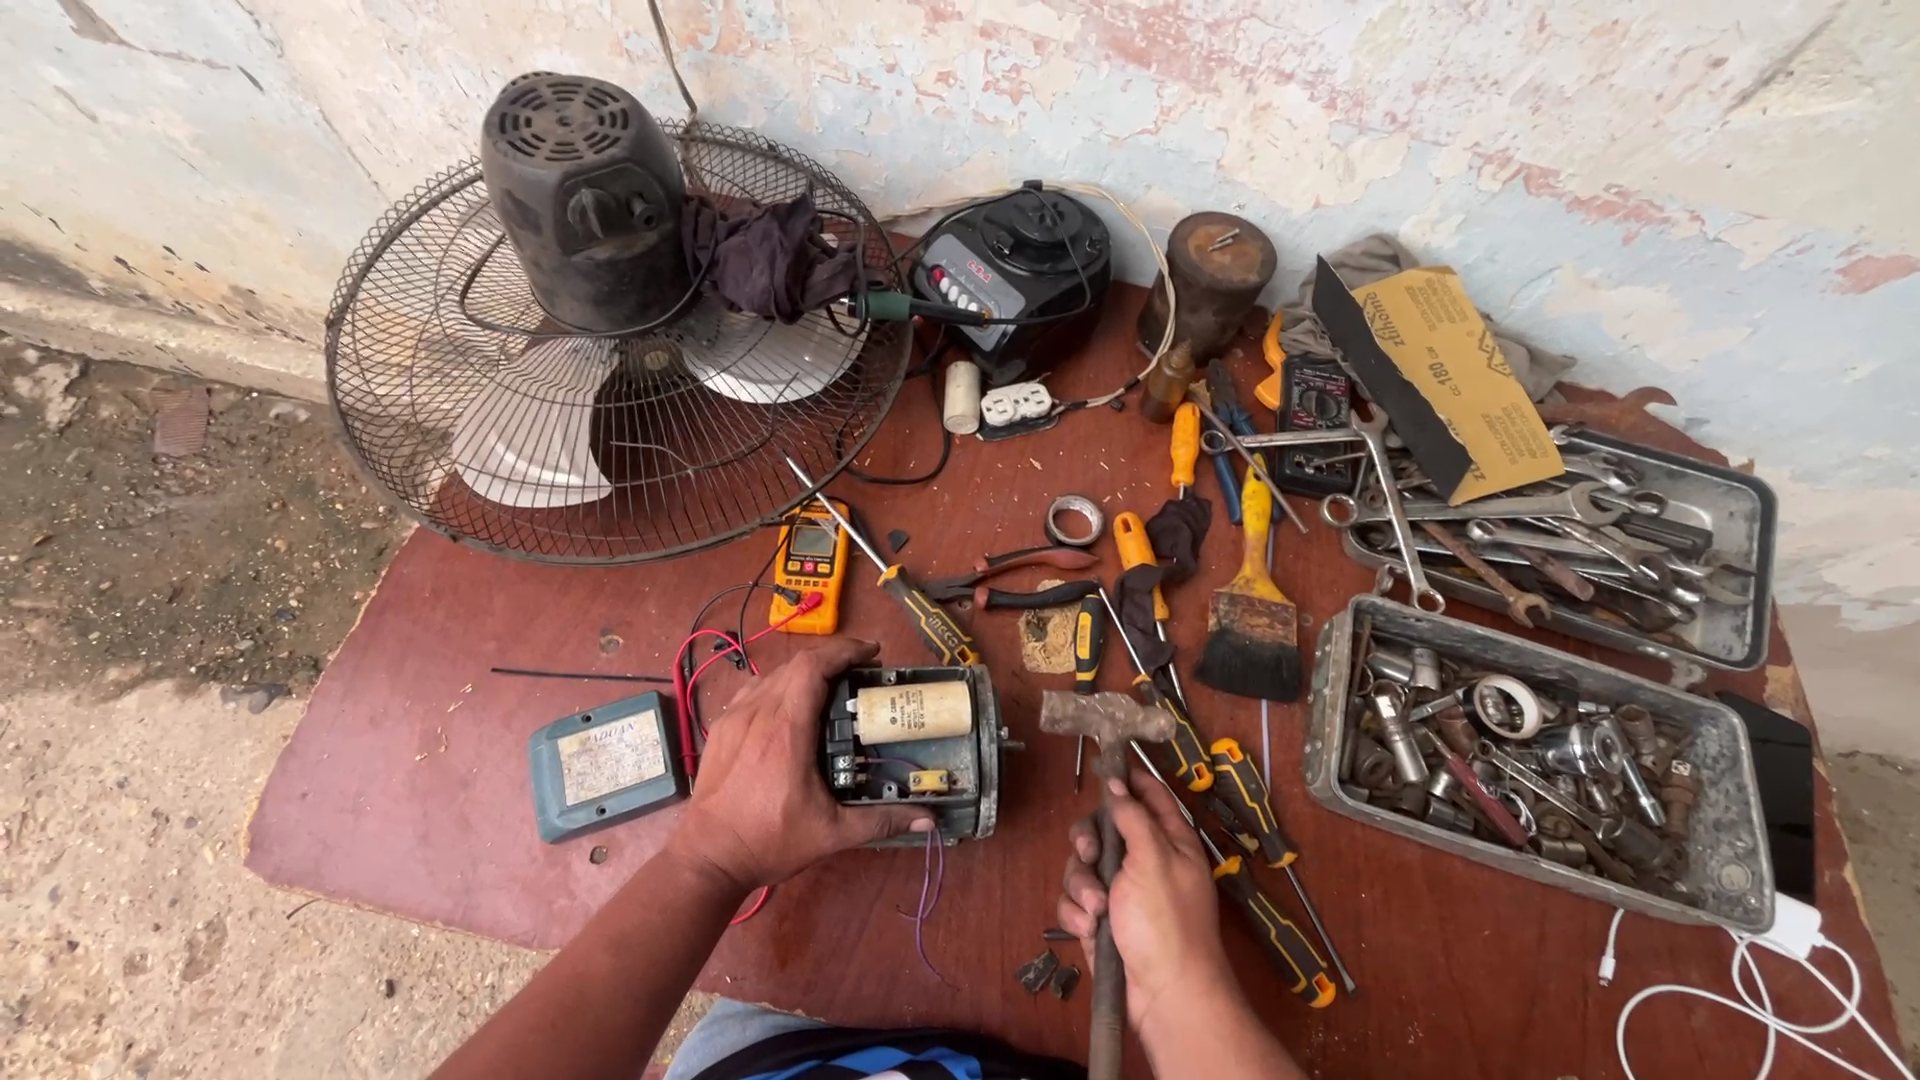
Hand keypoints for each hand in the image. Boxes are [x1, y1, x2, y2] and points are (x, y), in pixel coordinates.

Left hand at [667, 638, 932, 890]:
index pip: (814, 666)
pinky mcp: (721, 728)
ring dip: (805, 671)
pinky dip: (779, 685)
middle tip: (861, 672)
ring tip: (830, 685)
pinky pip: (754, 690)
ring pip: (774, 674)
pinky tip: (790, 705)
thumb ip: (880, 821)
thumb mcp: (831, 834)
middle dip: (832, 659)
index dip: (845, 651)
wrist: (707, 858)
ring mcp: (735, 717)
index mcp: (787, 728)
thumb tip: (929, 818)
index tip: (872, 653)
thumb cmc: (769, 840)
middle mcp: (759, 712)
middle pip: (797, 663)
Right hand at [1056, 768, 1234, 1032]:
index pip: (1150, 795)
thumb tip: (1117, 783)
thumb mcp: (1153, 859)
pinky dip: (1078, 912)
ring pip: (1082, 864)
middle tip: (1090, 853)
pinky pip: (1075, 899)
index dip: (1128, 779)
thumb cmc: (1165, 921)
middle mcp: (1143, 860)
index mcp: (1169, 841)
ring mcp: (1120, 890)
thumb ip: (1132, 816)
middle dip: (1088, 841)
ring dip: (1082, 886)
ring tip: (1096, 909)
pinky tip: (1089, 928)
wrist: (1162, 994)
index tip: (1103, 766)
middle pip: (1102, 828)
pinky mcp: (1099, 917)